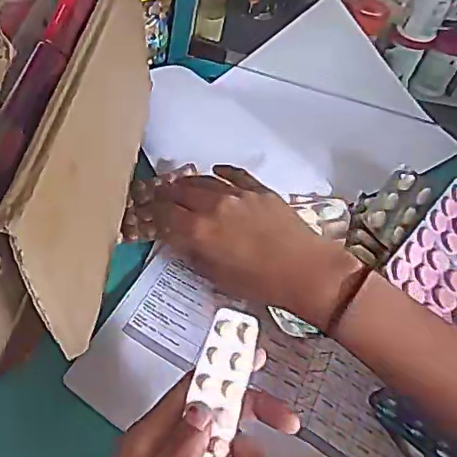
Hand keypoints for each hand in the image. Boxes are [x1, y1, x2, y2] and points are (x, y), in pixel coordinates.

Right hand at [154, 166, 364, 329]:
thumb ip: (196, 256)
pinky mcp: (260, 190)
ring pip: (205, 180)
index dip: (155, 212)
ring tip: (182, 182)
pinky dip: (221, 172)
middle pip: (182, 191)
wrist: (305, 271)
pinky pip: (235, 174)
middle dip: (168, 193)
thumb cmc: (261, 284)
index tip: (151, 212)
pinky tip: (216, 172)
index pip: (167, 215)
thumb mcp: (218, 278)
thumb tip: (183, 243)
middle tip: (161, 194)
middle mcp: (215, 207)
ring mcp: (239, 194)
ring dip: (190, 181)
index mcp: (200, 231)